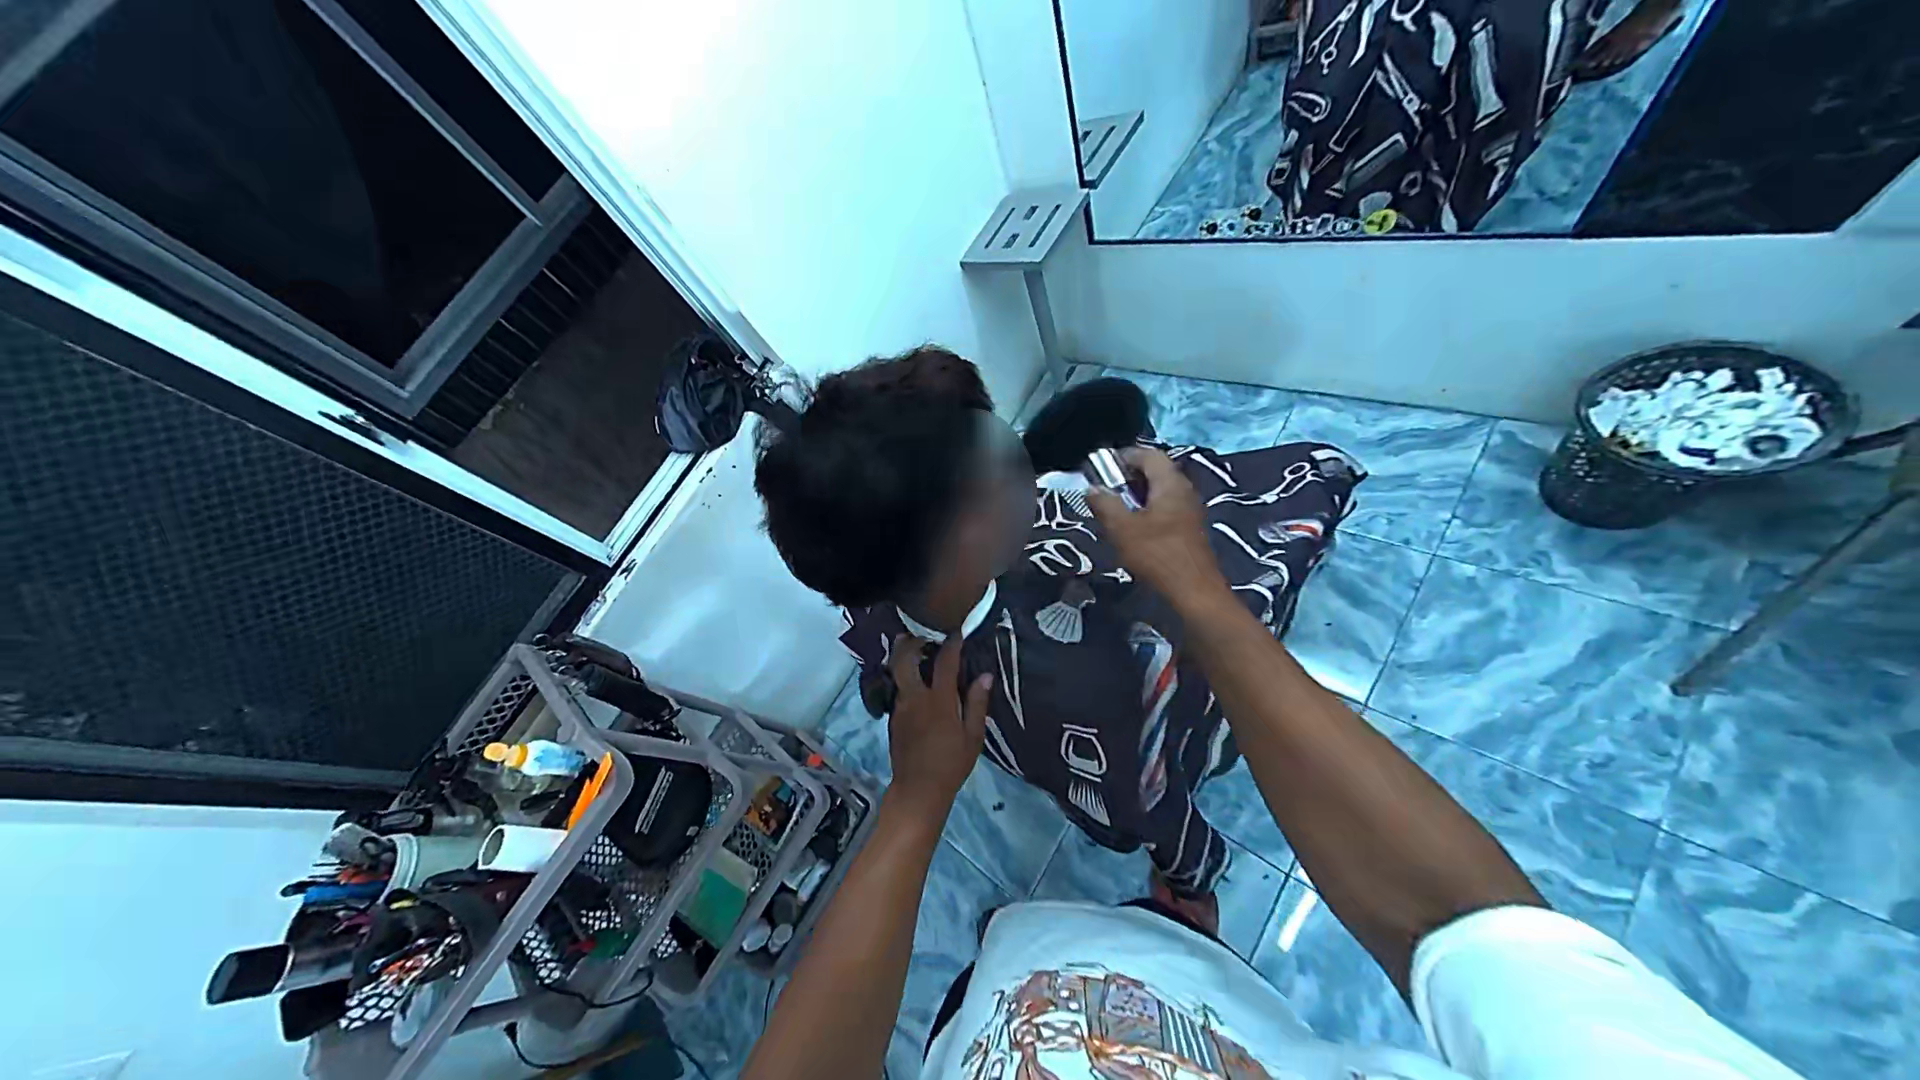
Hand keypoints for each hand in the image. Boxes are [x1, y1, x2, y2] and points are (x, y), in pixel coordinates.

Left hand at [885, 635, 991, 816]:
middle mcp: (915, 698)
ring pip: (896, 672)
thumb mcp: (973, 736)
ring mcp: (900, 707)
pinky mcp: (893, 717)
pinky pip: (897, 689)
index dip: (952, 643)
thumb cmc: (951, 764)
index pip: (944, 662)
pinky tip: (913, 681)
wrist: (918, 788)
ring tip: (913, 648)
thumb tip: (985, 676)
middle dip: (911, 642)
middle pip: (905, 659)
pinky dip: (903, 677)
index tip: (958, 632)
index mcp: (939, 700)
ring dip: (903, 657)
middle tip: (922, 634)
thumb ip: (977, 704)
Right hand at [1087, 448, 1231, 608]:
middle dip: (1129, 476)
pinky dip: (1148, 510)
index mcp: (1170, 484)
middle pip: (1156, 471)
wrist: (1194, 591)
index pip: (1149, 454)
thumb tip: (1092, 488)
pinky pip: (1167, 508)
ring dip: (1138, 495)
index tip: (1102, 468)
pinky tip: (1134, 529)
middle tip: (1106, 490)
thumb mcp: (1122, 528)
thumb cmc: (1157, 555)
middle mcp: (1184, 491)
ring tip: (1116, 510)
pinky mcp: (1190, 529)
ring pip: (1161, 491)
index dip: (1125, 456)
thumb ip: (1105, 504)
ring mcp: (1190, 510)